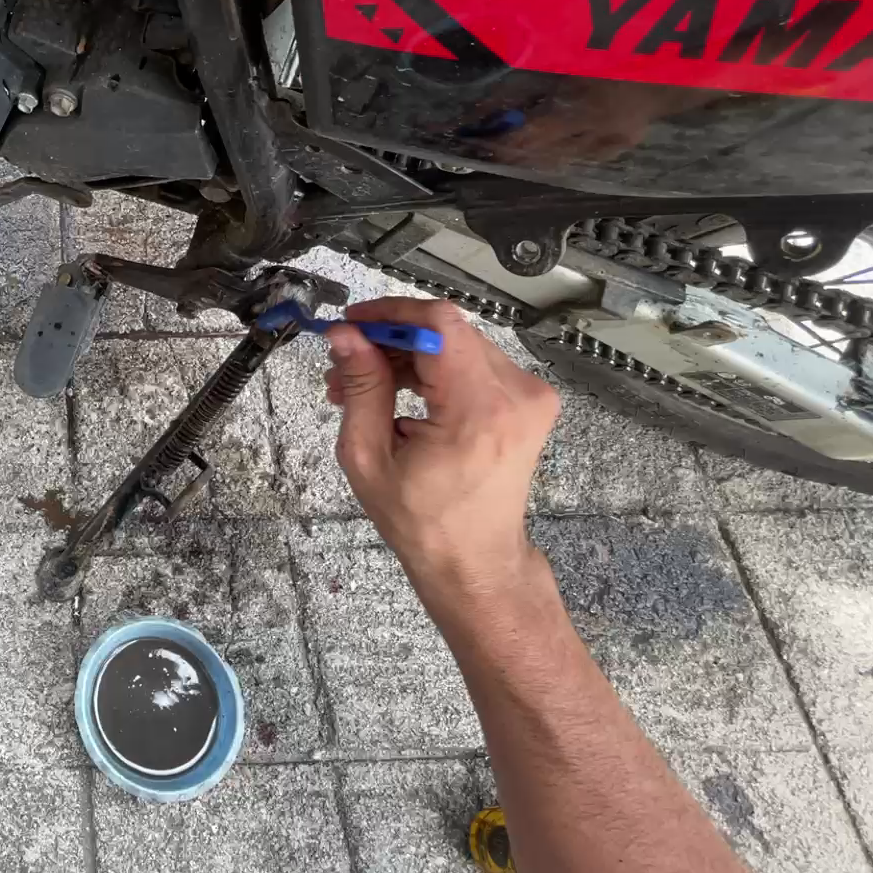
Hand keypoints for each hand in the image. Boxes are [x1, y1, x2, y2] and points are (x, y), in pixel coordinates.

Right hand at [324, 297, 560, 609]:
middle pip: (444, 329)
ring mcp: (528, 395)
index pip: (438, 324)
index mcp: (478, 409)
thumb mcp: (370, 455)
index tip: (349, 325)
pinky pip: (468, 362)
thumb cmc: (419, 519)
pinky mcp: (526, 399)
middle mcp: (516, 393)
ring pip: (454, 342)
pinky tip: (392, 391)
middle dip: (388, 337)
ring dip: (403, 354)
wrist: (475, 559)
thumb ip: (360, 387)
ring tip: (357, 385)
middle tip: (343, 363)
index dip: (388, 313)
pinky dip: (427, 369)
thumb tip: (343, 336)